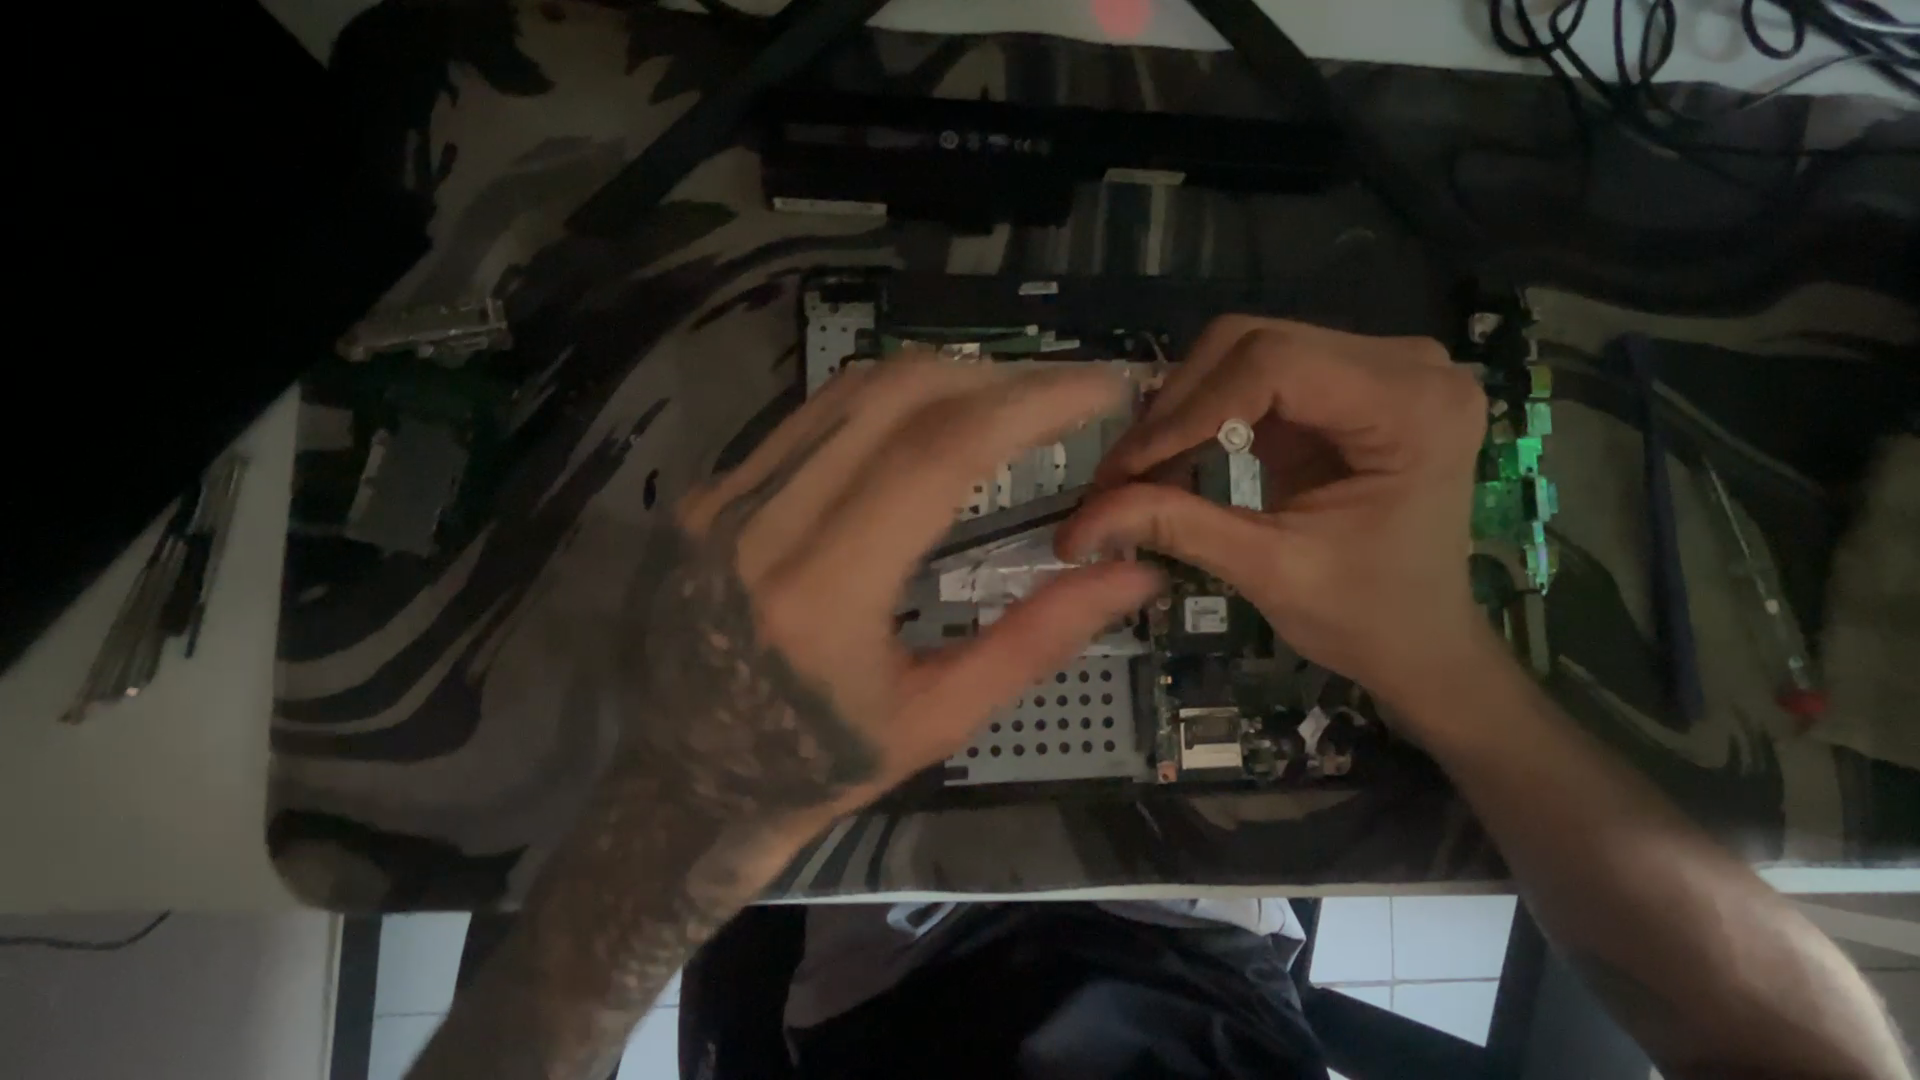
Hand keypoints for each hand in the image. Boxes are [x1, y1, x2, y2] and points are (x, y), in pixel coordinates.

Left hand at [654, 356, 1164, 835]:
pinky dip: (888, 402)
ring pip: (850, 390)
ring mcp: (724, 500)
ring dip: (945, 379)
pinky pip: (814, 417)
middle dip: (997, 378)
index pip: (937, 457)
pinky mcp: (710, 492)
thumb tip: (1134, 572)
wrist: (689, 778)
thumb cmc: (820, 765)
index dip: (1031, 405)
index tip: (1099, 390)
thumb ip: (1038, 639)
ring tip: (1011, 400)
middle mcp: (763, 527)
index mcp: (824, 597)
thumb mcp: (938, 721)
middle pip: (895, 396)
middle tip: (1064, 393)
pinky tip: (934, 421)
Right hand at [1055, 317, 1491, 705]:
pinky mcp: (1348, 387)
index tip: (1125, 469)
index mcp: (1412, 406)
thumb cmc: (1366, 617)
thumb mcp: (1269, 571)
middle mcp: (1407, 365)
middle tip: (1124, 471)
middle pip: (1257, 343)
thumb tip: (1081, 518)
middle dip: (1178, 406)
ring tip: (1142, 468)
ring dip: (1185, 408)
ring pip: (1248, 351)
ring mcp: (1380, 369)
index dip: (1188, 409)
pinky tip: (1177, 458)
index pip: (1275, 364)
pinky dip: (1208, 415)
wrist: (1421, 641)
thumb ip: (1179, 528)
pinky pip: (1257, 377)